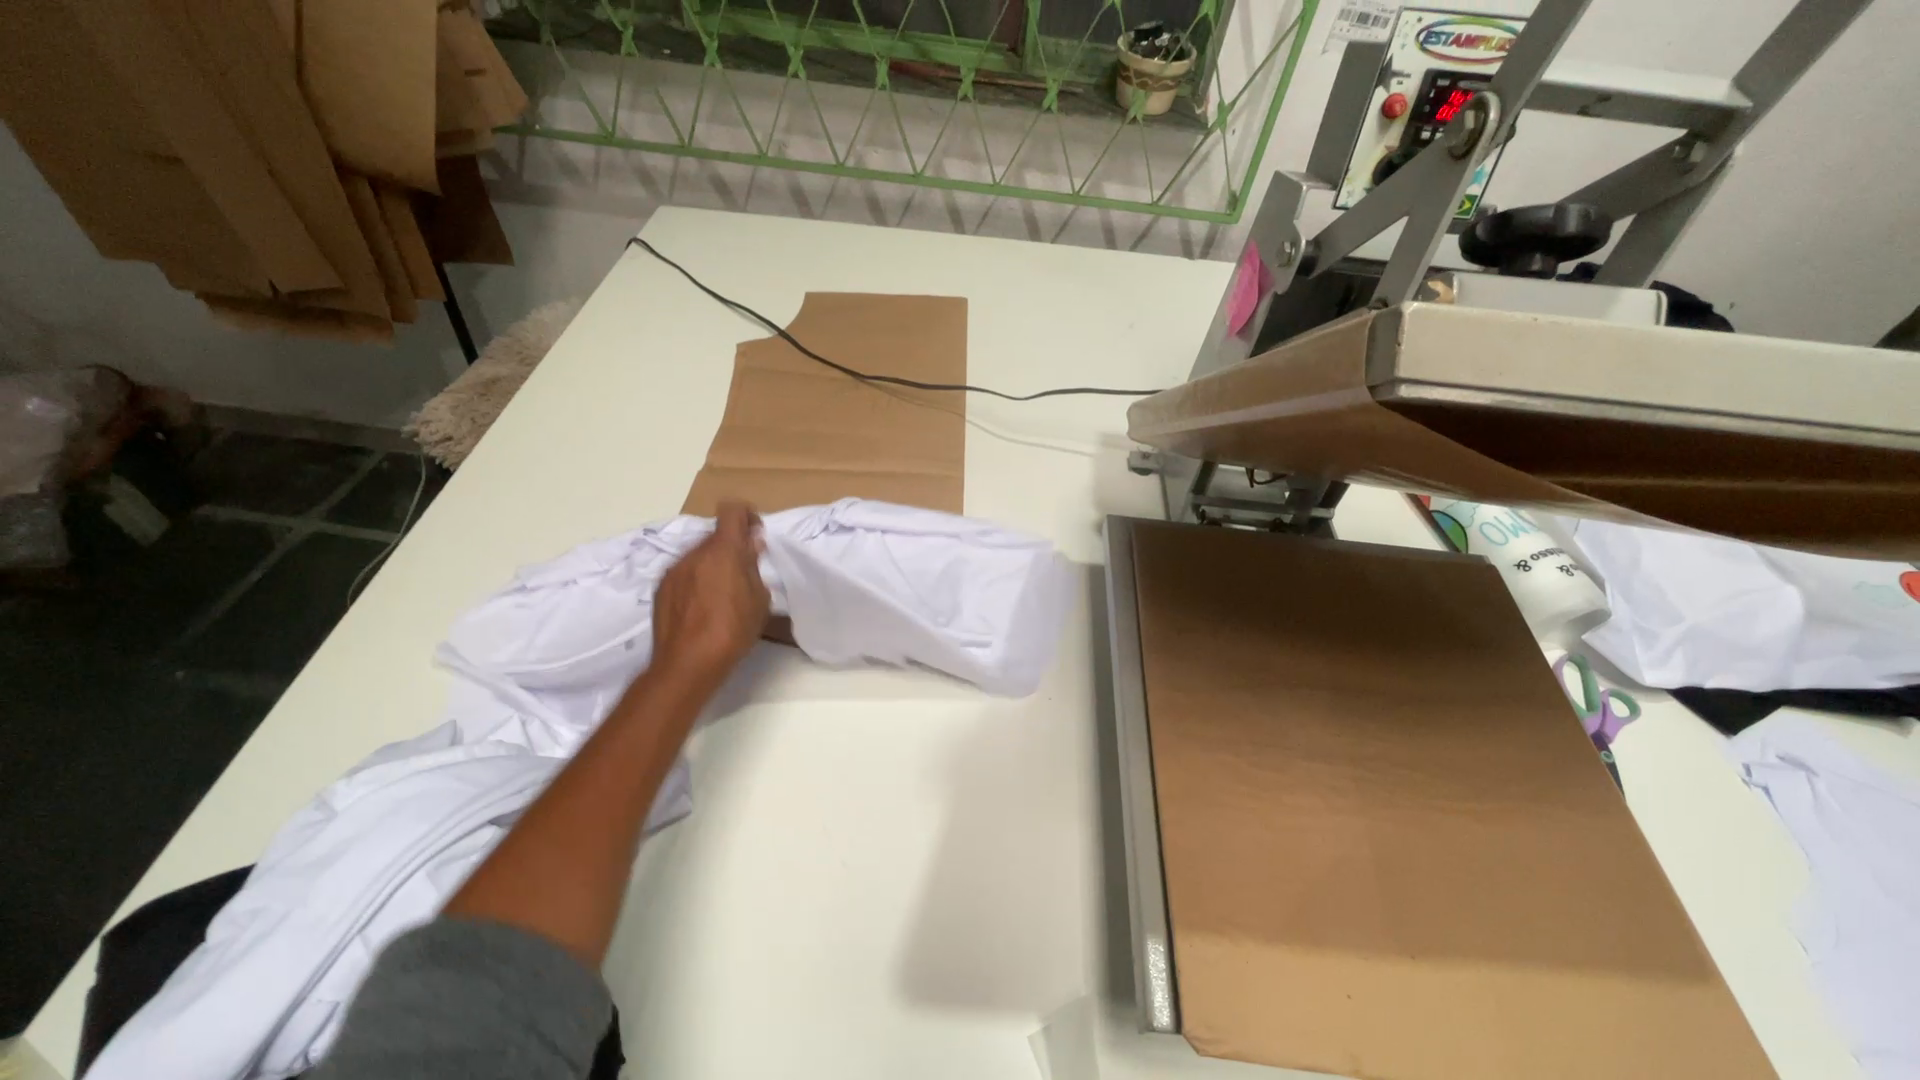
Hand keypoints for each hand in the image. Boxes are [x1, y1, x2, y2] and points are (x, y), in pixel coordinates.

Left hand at [650, 501, 771, 682]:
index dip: (745, 515)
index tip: (755, 534)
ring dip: (712, 565)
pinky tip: (701, 608)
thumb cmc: (732, 631)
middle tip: (743, 573)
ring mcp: (674, 570)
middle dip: (731, 547)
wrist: (687, 664)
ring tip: (721, 595)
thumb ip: (753, 567)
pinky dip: (695, 581)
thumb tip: (750, 545)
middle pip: (715, 536)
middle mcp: (694, 553)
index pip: (731, 510)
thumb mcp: (758, 600)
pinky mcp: (661, 588)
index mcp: (723, 551)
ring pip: (698, 555)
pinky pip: (684, 573)